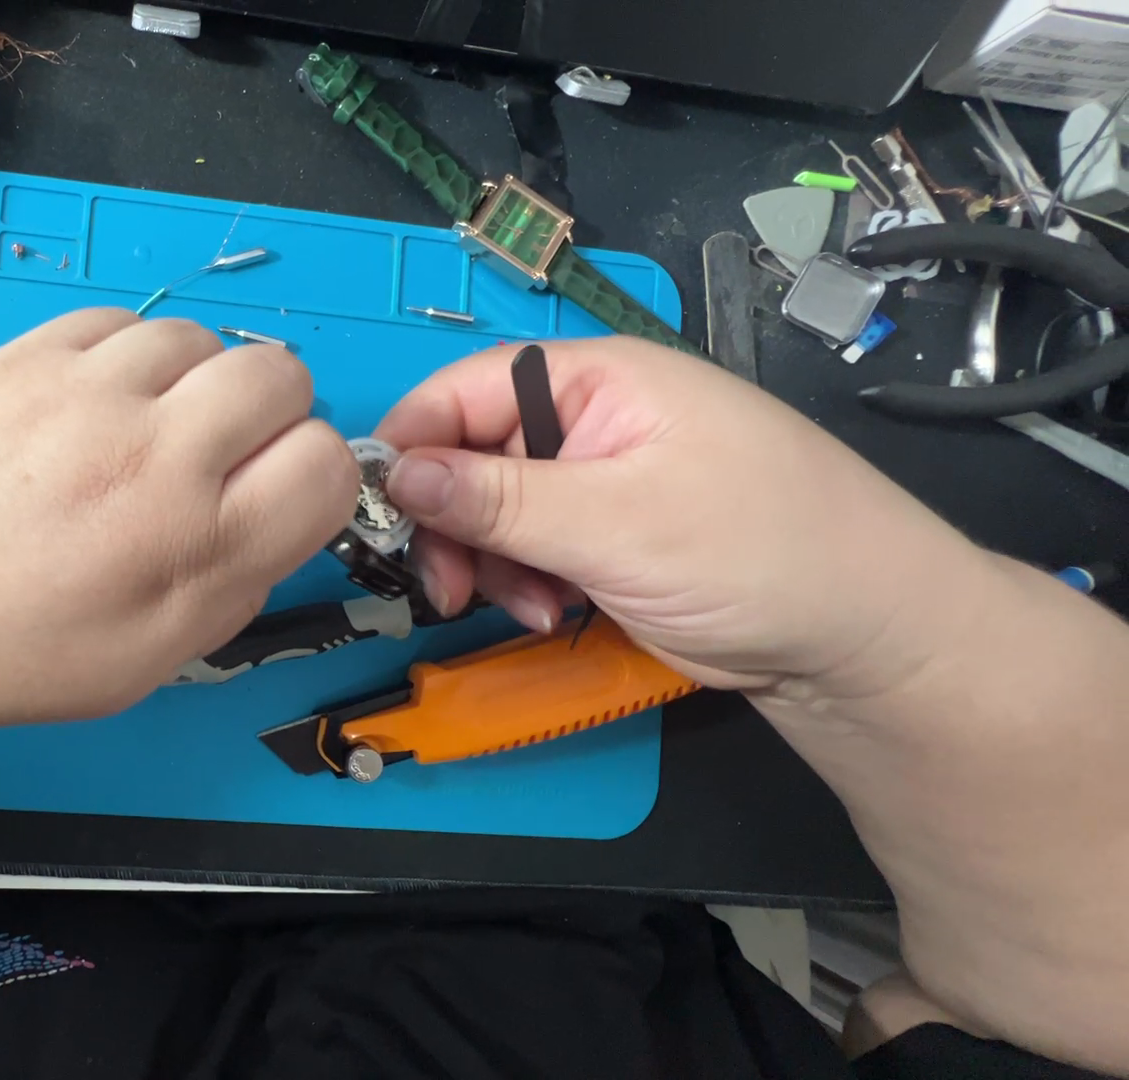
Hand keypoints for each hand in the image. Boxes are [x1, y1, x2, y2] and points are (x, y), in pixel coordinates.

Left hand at [0, 309, 357, 727]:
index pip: (326, 463)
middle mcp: (150, 452)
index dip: (311, 481)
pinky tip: (87, 408)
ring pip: (201, 339)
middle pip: (282, 374)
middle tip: (214, 459)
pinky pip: (122, 323)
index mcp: (193, 547)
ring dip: (193, 385)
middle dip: (270, 417)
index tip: (272, 496)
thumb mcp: (151, 660)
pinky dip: (127, 361)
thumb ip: (240, 580)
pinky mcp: (24, 351)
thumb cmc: (10, 654)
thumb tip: (279, 509)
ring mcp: (82, 388)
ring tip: (139, 433)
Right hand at [375, 338, 990, 691]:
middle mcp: (580, 421)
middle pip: (465, 457)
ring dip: (486, 563)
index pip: (464, 390)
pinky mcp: (590, 535)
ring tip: (529, 606)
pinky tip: (550, 611)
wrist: (866, 646)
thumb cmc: (758, 554)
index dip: (411, 441)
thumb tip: (393, 475)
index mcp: (593, 381)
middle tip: (447, 586)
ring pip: (482, 511)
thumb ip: (495, 498)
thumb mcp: (614, 523)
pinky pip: (516, 548)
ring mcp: (585, 482)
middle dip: (450, 524)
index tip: (376, 507)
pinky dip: (516, 583)